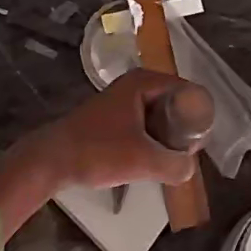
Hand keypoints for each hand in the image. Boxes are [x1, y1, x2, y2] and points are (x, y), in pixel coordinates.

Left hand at [0, 70, 213, 238]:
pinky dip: (154, 141)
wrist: (52, 160)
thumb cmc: (96, 151)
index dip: (198, 116)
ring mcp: (124, 100)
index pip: (188, 92)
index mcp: (143, 81)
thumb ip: (176, 164)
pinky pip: (147, 125)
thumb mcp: (143, 160)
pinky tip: (153, 162)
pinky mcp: (115, 118)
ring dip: (168, 138)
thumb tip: (190, 168)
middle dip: (184, 130)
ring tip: (170, 162)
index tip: (198, 143)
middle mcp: (135, 85)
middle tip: (185, 155)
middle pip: (176, 104)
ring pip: (161, 117)